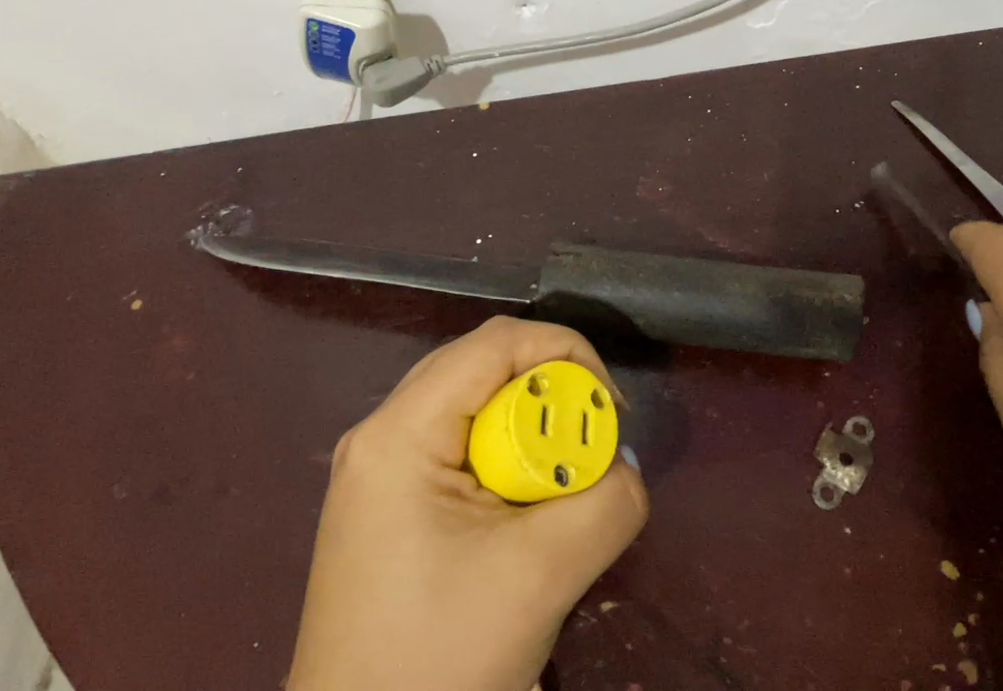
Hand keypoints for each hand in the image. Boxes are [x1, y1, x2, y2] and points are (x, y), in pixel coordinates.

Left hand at [287, 317, 648, 690]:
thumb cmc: (439, 660)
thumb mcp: (541, 576)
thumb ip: (606, 503)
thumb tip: (622, 466)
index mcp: (399, 434)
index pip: (495, 343)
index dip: (566, 354)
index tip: (611, 412)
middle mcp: (382, 436)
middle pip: (483, 369)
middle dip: (551, 396)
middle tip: (593, 447)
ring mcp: (381, 473)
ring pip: (476, 411)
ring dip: (531, 436)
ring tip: (563, 486)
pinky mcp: (392, 508)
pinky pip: (462, 452)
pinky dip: (508, 466)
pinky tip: (525, 516)